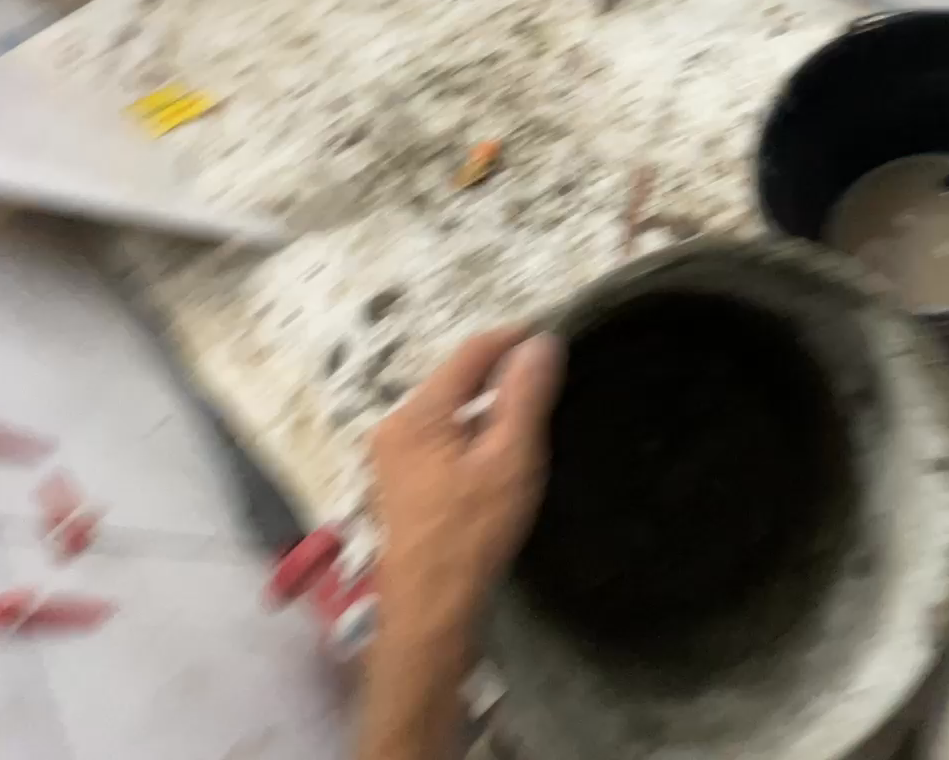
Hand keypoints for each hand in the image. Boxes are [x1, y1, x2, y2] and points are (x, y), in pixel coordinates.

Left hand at [359, 328, 561, 759]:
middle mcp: (396, 424)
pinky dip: (475, 426)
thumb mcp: (511, 457)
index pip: (472, 353)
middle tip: (551, 379)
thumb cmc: (473, 530)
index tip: (555, 338)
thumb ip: (525, 395)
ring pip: (452, 405)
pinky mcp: (402, 478)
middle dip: (503, 371)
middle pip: (458, 377)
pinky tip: (500, 447)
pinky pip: (444, 431)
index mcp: (418, 414)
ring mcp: (393, 453)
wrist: (431, 610)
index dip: (514, 339)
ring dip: (490, 400)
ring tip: (533, 411)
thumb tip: (541, 342)